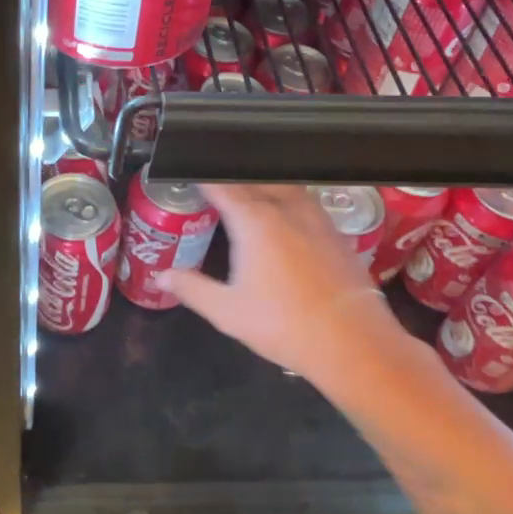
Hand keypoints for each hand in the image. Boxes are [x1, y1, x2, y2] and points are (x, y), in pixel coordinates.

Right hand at [158, 184, 417, 380]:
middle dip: (233, 179)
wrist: (351, 340)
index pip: (223, 188)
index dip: (205, 179)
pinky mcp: (336, 232)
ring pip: (285, 187)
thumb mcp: (227, 311)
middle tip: (215, 183)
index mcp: (254, 223)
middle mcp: (286, 210)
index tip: (191, 174)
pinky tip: (287, 213)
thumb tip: (161, 275)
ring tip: (249, 191)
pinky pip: (306, 201)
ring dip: (264, 184)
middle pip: (255, 182)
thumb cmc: (283, 324)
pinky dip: (289, 198)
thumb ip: (192, 288)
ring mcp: (316, 218)